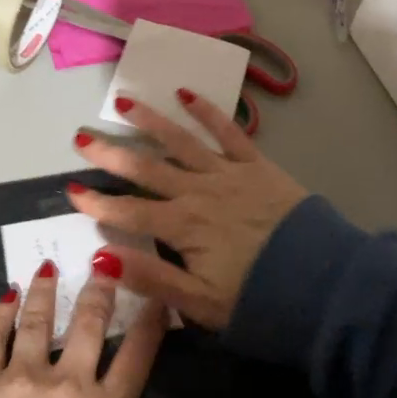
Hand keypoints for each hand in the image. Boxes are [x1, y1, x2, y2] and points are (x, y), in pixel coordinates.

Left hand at [0, 253, 167, 397]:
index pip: (135, 361)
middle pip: (88, 326)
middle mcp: (64, 387)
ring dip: (45, 291)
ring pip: (36, 322)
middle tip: (105, 262)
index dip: (150, 326)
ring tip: (48, 267)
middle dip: (100, 290)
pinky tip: (5, 298)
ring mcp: (17, 381)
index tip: (157, 297)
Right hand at [66, 90, 309, 329]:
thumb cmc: (259, 300)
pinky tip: (186, 93)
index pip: (129, 213)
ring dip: (150, 120)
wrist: (325, 282)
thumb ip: (151, 278)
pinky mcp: (255, 164)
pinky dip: (207, 111)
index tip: (70, 189)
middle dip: (111, 153)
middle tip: (80, 137)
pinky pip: (227, 131)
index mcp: (182, 228)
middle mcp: (198, 192)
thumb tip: (102, 255)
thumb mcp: (201, 304)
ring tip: (122, 102)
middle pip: (146, 169)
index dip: (98, 203)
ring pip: (180, 141)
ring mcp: (227, 173)